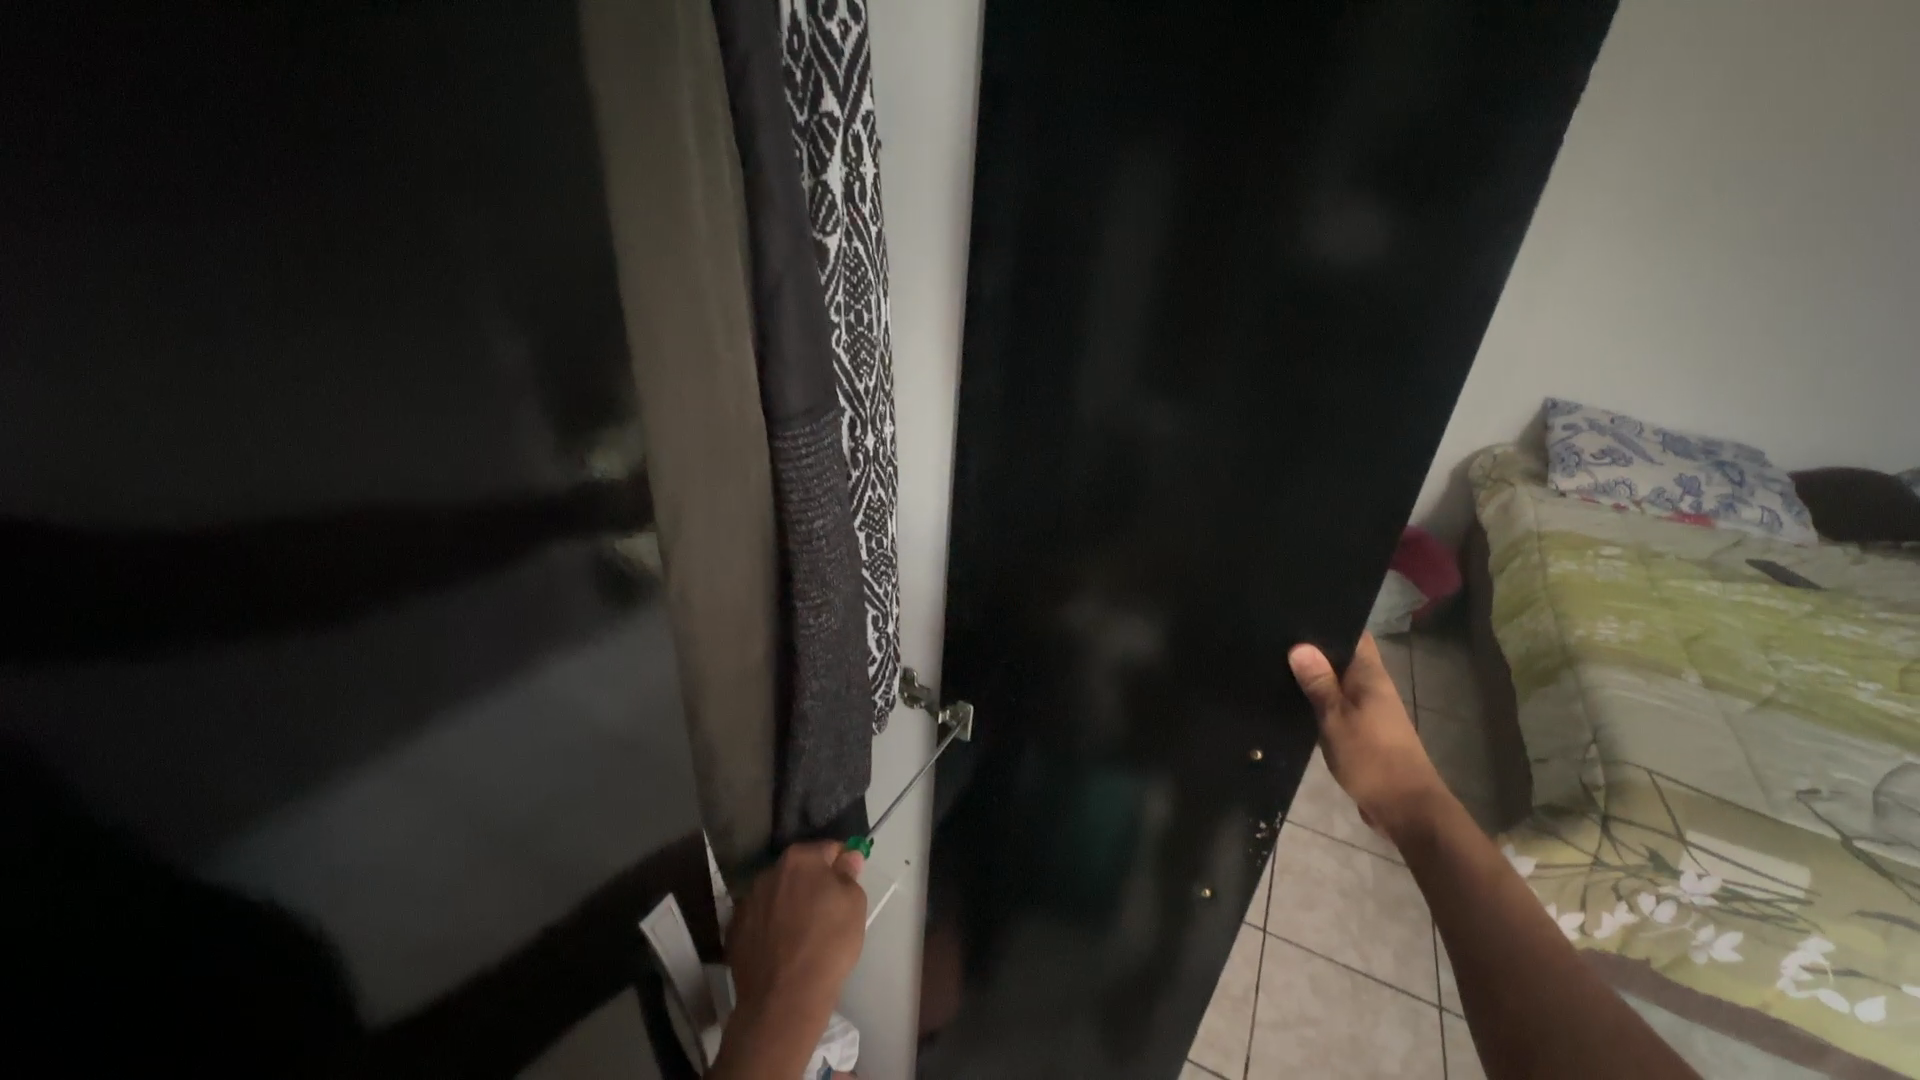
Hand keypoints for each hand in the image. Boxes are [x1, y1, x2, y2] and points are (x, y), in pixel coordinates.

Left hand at [727, 841, 867, 1019]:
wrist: (784, 998)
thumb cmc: (828, 945)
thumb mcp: (854, 905)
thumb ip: (849, 873)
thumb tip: (848, 856)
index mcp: (800, 859)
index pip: (828, 849)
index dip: (842, 864)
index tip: (848, 883)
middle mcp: (768, 872)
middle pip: (798, 870)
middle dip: (812, 882)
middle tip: (827, 911)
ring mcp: (747, 902)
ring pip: (776, 894)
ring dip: (788, 903)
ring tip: (801, 934)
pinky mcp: (734, 930)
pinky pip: (759, 919)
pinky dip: (770, 926)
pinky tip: (781, 948)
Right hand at [1288, 634, 1450, 843]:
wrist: (1404, 807)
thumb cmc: (1371, 757)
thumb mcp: (1336, 717)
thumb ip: (1319, 682)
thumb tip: (1300, 646)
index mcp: (1370, 676)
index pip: (1353, 635)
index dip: (1329, 621)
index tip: (1295, 614)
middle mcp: (1372, 688)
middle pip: (1342, 658)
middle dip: (1313, 650)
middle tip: (1272, 640)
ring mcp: (1368, 711)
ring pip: (1337, 683)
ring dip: (1313, 678)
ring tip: (1274, 667)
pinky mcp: (1361, 732)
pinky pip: (1336, 706)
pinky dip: (1317, 703)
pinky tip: (1292, 704)